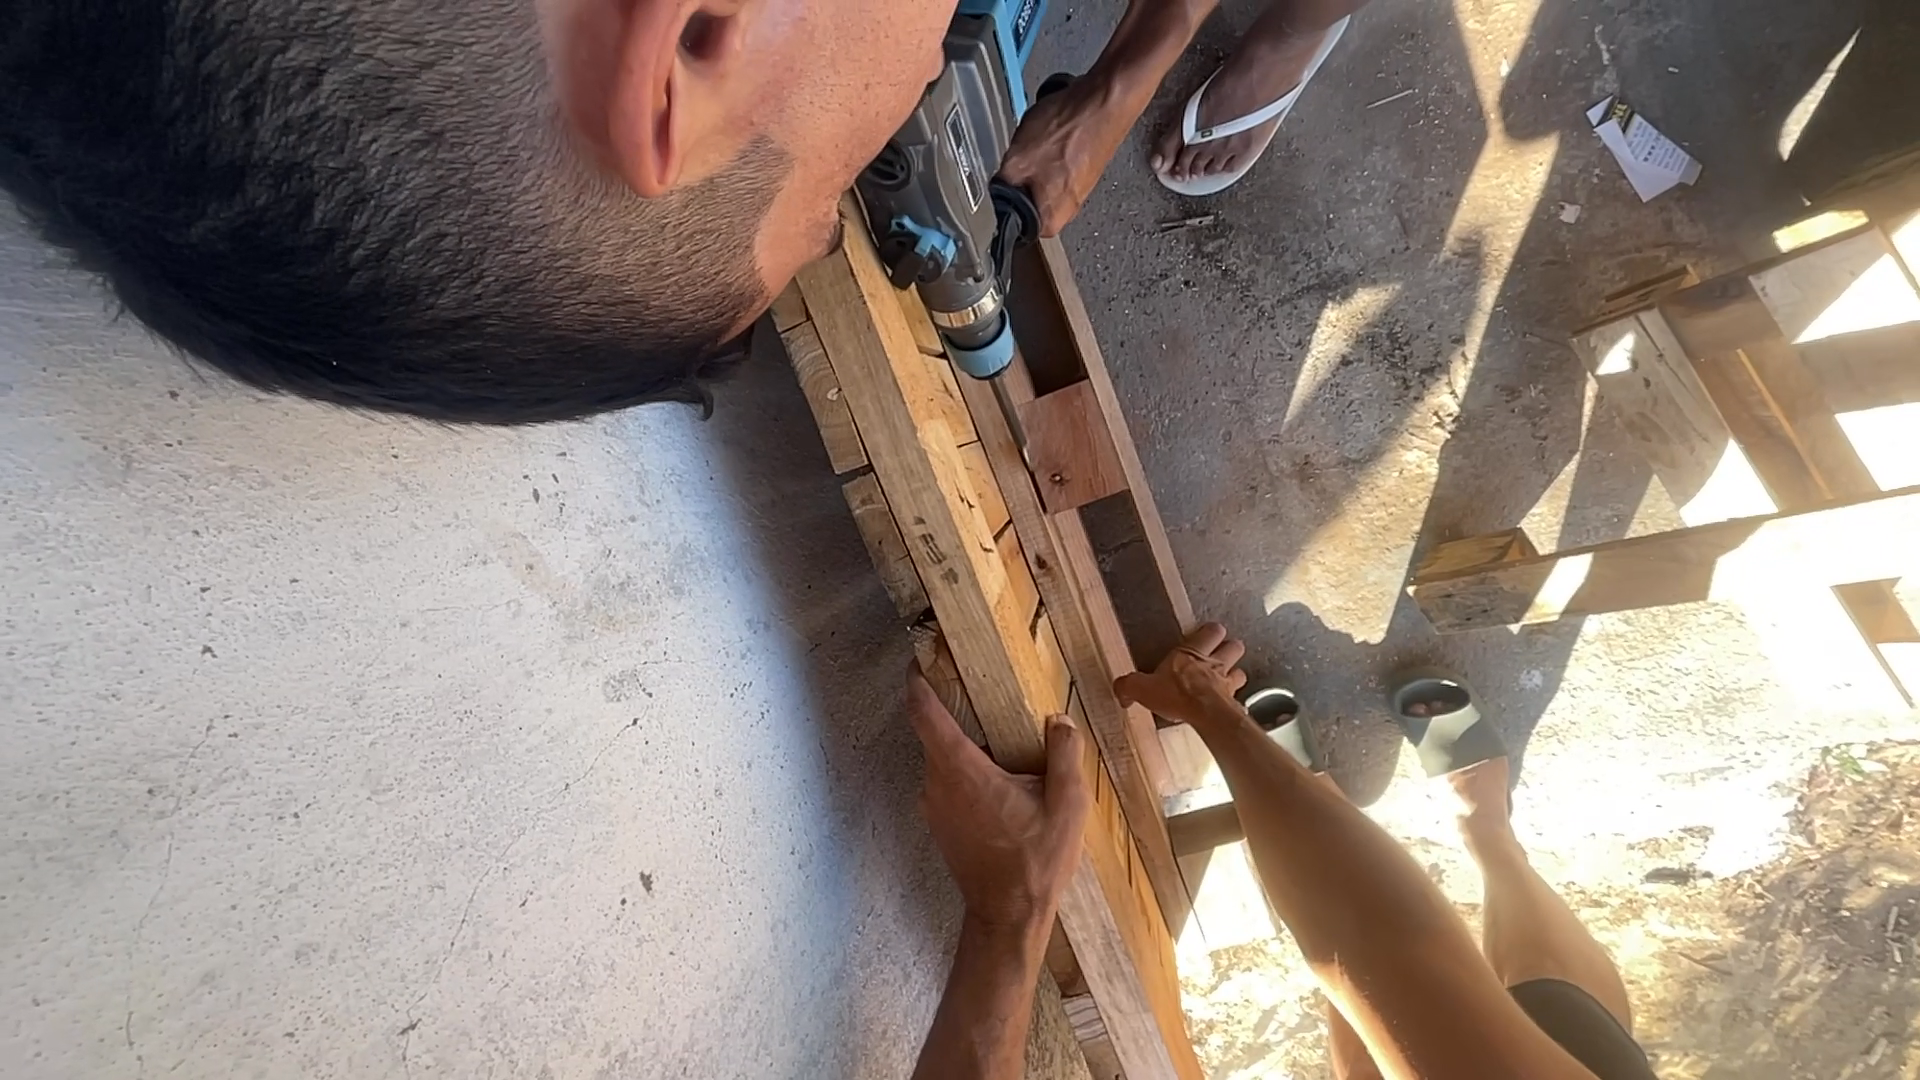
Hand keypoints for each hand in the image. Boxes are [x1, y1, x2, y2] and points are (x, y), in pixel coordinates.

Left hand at [906, 663, 1091, 931]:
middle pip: (935, 731)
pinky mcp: (938, 822)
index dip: (918, 681)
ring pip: (943, 758)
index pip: (924, 712)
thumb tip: (1059, 720)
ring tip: (1005, 743)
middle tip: (985, 692)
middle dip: (955, 709)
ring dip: (966, 745)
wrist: (1008, 918)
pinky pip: (947, 781)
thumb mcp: (1067, 805)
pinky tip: (1001, 784)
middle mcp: (936, 782)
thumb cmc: (1035, 860)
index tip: (921, 658)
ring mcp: (932, 805)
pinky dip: (966, 770)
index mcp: (961, 768)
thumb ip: (1065, 754)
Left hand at [997, 75, 1133, 236]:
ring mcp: (1078, 190)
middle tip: (1022, 153)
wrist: (1106, 100)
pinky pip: (1055, 162)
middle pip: (1025, 199)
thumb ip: (1001, 186)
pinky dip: (1050, 145)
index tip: (999, 183)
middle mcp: (1066, 213)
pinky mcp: (1084, 169)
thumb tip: (994, 194)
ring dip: (1035, 157)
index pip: (1012, 225)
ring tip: (1042, 138)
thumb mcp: (1016, 160)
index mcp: (1049, 222)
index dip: (1001, 201)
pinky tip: (1055, 130)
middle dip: (1018, 176)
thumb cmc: (1070, 130)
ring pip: (1039, 178)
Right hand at [1114, 623, 1247, 727]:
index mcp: (1191, 652)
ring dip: (1235, 672)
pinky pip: (1239, 698)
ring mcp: (1227, 682)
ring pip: (1240, 670)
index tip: (1206, 634)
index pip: (1211, 631)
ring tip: (1226, 677)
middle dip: (1229, 647)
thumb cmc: (1178, 695)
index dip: (1211, 631)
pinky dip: (1235, 700)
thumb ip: (1129, 685)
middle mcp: (1213, 663)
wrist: (1206, 715)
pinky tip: (1228, 705)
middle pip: (1233, 646)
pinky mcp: (1233, 703)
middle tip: (1221, 651)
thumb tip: (1120, 689)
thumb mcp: (1142, 687)